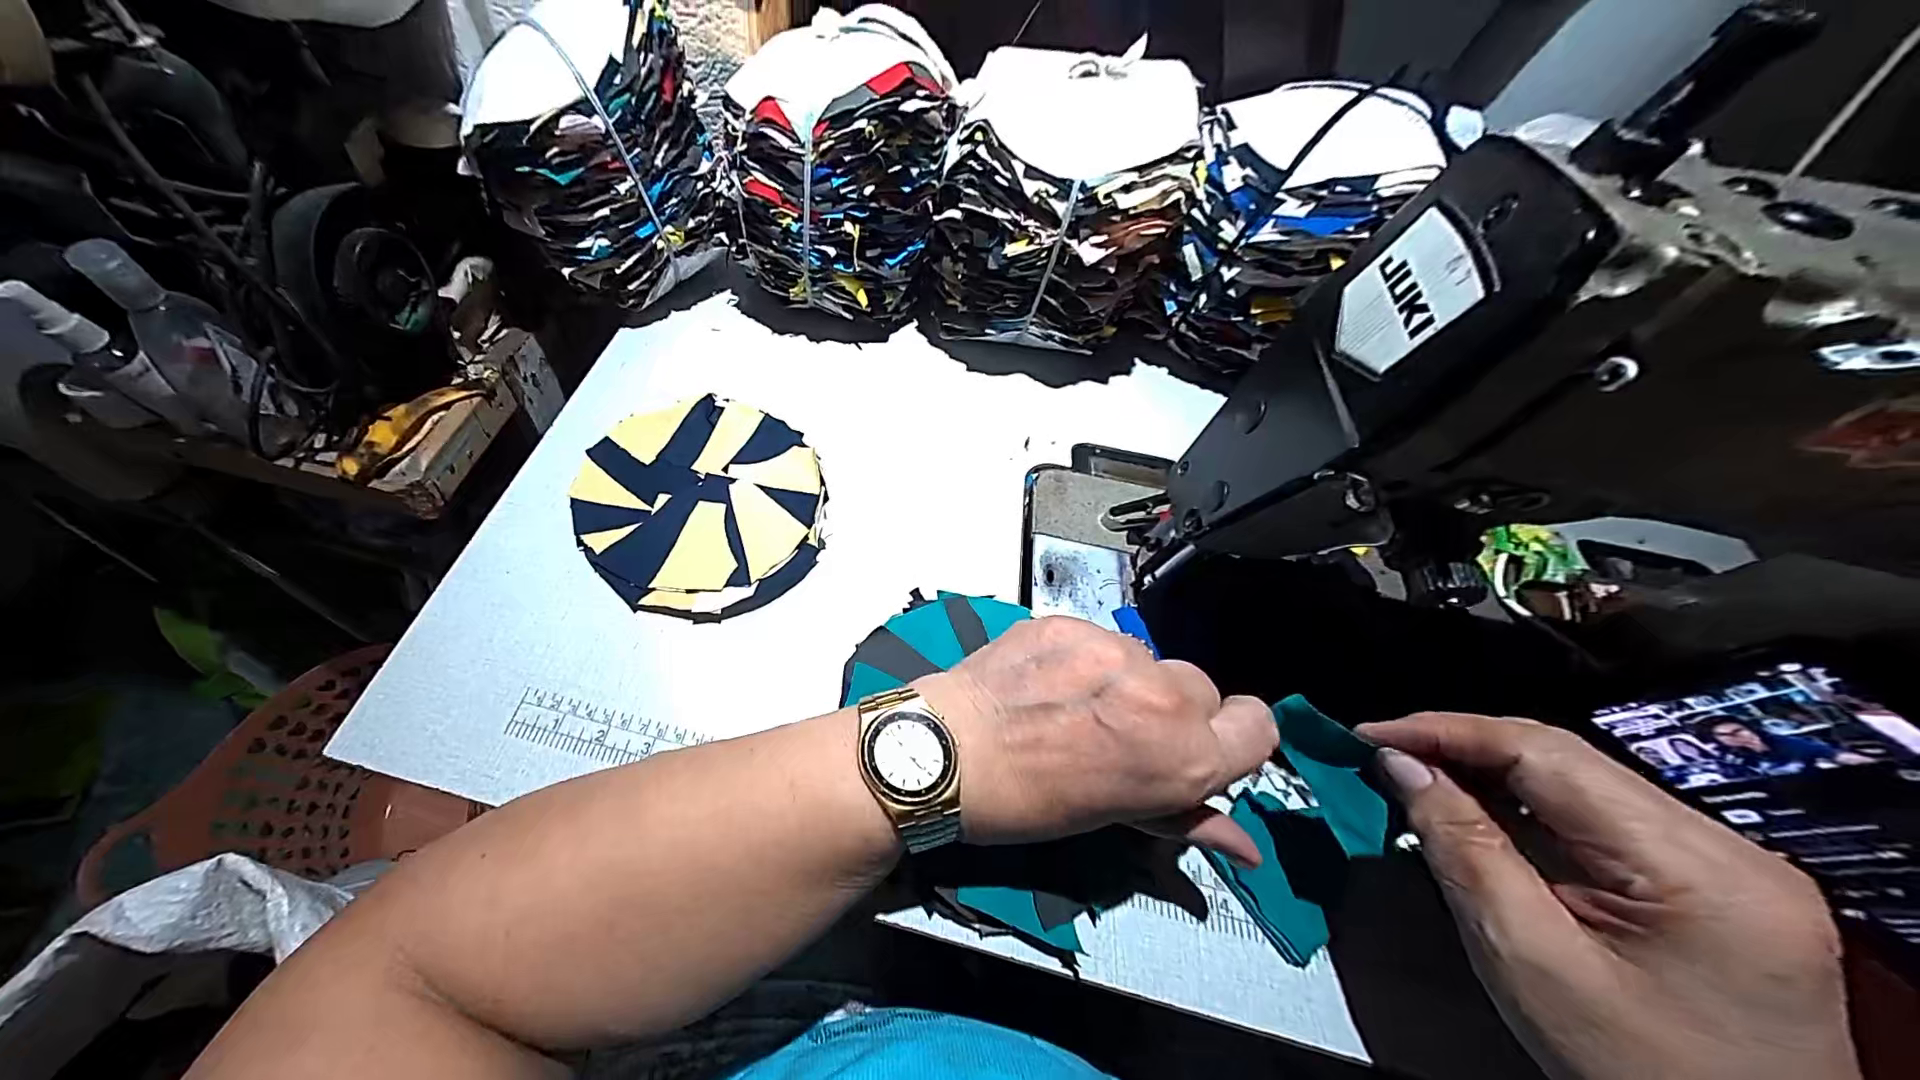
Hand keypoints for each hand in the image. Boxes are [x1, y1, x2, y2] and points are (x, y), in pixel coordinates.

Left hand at [914, 616, 1276, 865]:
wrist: (949, 752)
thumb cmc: (1030, 802)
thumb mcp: (1112, 818)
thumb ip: (1185, 820)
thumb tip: (1247, 844)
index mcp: (1182, 755)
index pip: (1257, 725)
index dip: (1231, 737)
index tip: (1200, 744)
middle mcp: (1159, 693)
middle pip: (1201, 687)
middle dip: (1173, 709)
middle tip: (1122, 731)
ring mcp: (1112, 649)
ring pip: (1148, 658)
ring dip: (1127, 680)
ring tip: (1077, 704)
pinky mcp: (1070, 622)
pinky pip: (1100, 636)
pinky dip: (1085, 657)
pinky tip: (1051, 679)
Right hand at [1358, 712, 1859, 1079]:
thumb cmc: (1637, 1074)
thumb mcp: (1527, 958)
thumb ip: (1463, 847)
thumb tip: (1403, 766)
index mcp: (1700, 868)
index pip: (1544, 753)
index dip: (1446, 731)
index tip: (1373, 735)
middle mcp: (1727, 850)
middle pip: (1560, 759)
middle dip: (1459, 747)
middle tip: (1382, 753)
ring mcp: (1723, 864)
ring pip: (1570, 780)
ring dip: (1483, 772)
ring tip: (1412, 776)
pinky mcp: (1704, 880)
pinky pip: (1587, 813)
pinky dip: (1516, 804)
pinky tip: (1470, 810)